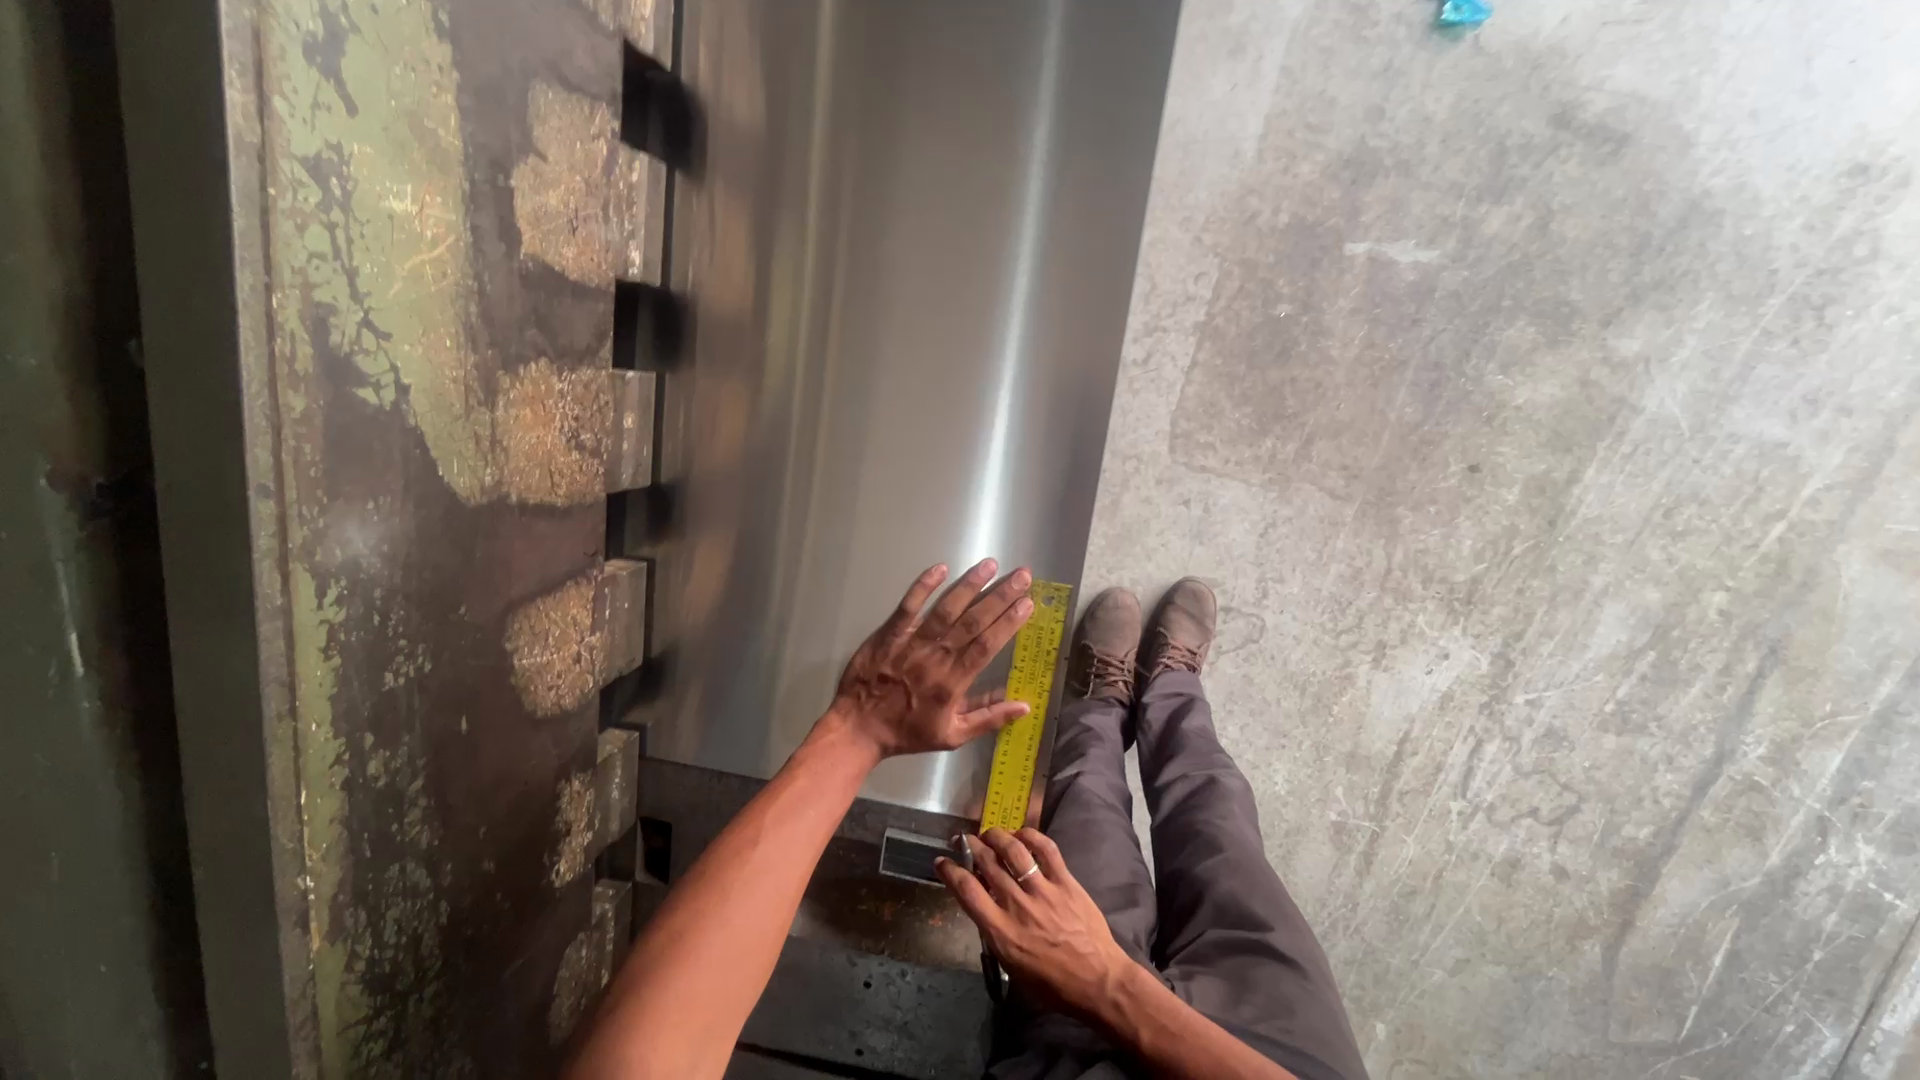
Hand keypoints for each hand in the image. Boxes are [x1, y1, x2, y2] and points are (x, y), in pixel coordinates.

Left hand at [826, 559, 1035, 757]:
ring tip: (990, 564)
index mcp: (953, 683)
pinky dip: (923, 587)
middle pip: (972, 622)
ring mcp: (911, 644)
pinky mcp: (889, 634)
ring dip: (968, 585)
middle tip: (1022, 576)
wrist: (859, 728)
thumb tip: (1025, 705)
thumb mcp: (953, 735)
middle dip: (999, 597)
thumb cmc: (908, 732)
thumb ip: (989, 718)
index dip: (1008, 623)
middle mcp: (935, 659)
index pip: (986, 646)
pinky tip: (940, 568)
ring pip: (944, 610)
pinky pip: (907, 607)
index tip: (1027, 604)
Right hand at [937, 828, 1137, 1019]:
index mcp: (1001, 931)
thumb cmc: (1052, 984)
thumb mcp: (1012, 966)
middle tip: (964, 840)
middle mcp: (1017, 905)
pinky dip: (1031, 836)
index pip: (966, 891)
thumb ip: (995, 934)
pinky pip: (1046, 850)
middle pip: (987, 863)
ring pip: (1013, 850)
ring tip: (990, 834)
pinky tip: (1021, 834)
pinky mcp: (1066, 882)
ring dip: (997, 836)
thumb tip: (986, 907)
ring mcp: (1043, 891)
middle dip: (970, 846)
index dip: (950, 871)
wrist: (1097, 981)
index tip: (941, 862)